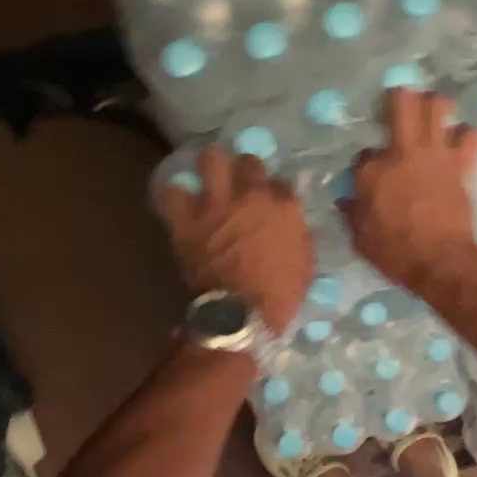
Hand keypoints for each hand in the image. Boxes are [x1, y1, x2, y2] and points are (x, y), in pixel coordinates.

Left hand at [154, 148, 311, 331]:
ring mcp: (215, 206)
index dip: (277, 191)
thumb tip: (288, 223)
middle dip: (246, 167)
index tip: (274, 201)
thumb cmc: (279, 295)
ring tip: (209, 175)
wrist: (241, 316)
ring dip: (211, 166)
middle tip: (242, 180)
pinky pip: (172, 194)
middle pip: (248, 161)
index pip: (283, 182)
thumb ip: (296, 233)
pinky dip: (175, 195)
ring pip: (210, 160)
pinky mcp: (187, 221)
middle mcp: (250, 197)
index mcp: (284, 208)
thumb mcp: (304, 262)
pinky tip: (179, 199)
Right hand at [342, 89, 476, 292]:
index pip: (364, 154)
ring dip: (436, 105)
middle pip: (402, 103)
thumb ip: (353, 213)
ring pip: (439, 107)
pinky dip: (471, 135)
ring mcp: (435, 154)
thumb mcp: (360, 239)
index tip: (369, 175)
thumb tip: (346, 199)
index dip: (366, 162)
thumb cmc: (396, 254)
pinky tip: (466, 137)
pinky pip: (473, 137)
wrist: (440, 262)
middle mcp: (402, 152)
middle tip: (399, 103)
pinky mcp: (461, 165)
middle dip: (399, 97)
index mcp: (371, 172)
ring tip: (434, 112)